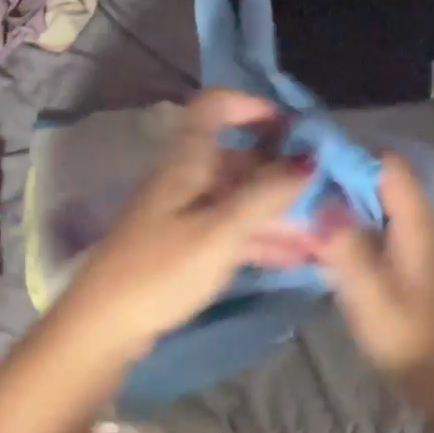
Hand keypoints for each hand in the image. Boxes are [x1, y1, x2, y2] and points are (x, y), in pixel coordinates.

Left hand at [50, 90, 312, 355]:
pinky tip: (296, 258)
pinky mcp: (184, 251)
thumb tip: (308, 160)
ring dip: (279, 214)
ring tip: (323, 235)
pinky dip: (261, 241)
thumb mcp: (221, 231)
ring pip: (238, 202)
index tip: (292, 128)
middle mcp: (185, 182)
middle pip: (237, 161)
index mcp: (187, 163)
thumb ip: (266, 194)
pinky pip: (230, 234)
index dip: (252, 106)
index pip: (214, 108)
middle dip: (283, 174)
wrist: (105, 325)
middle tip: (328, 194)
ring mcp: (183, 217)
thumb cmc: (162, 270)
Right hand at [318, 156, 433, 401]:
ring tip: (298, 216)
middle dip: (338, 184)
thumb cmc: (416, 348)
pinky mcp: (414, 274)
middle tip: (290, 193)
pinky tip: (324, 250)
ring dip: (343, 211)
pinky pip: (381, 238)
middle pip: (381, 188)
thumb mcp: (372, 302)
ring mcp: (421, 253)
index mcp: (418, 231)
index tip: (305, 164)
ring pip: (379, 214)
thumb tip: (320, 202)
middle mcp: (423, 232)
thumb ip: (346, 251)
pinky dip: (353, 236)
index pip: (389, 168)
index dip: (350, 158)